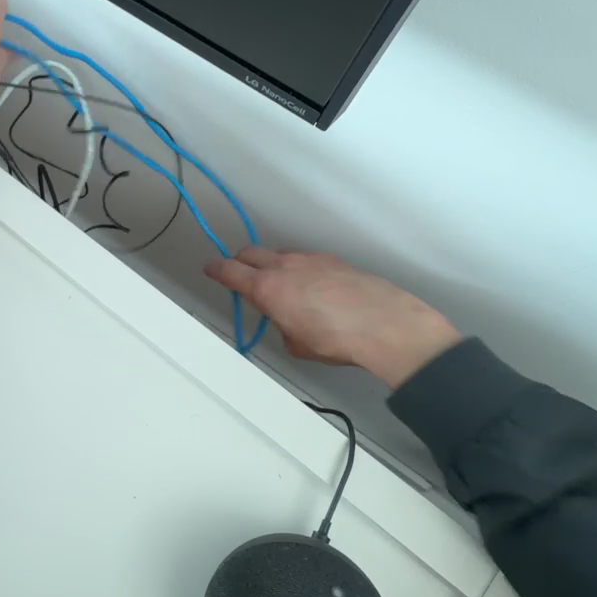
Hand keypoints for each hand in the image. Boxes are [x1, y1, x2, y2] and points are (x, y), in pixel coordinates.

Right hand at [204, 248, 461, 389]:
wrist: (385, 325)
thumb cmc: (339, 338)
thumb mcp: (296, 343)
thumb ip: (281, 324)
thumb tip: (286, 319)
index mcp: (267, 288)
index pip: (230, 271)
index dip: (216, 270)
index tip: (210, 269)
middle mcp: (285, 266)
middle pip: (250, 253)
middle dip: (241, 262)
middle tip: (240, 276)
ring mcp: (310, 259)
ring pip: (279, 254)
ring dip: (272, 265)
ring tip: (280, 286)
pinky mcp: (333, 260)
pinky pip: (305, 259)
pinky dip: (299, 268)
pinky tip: (311, 288)